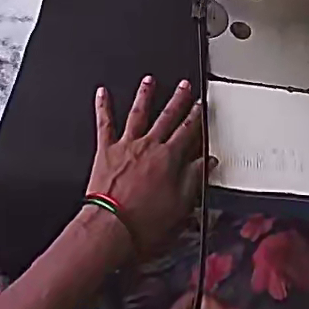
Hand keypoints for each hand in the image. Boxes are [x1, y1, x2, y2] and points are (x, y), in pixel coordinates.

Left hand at [87, 76, 204, 254]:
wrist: (112, 227)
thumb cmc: (144, 221)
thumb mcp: (181, 203)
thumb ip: (195, 178)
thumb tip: (207, 162)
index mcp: (169, 158)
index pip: (188, 131)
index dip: (196, 117)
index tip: (200, 106)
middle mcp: (149, 146)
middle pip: (167, 116)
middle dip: (178, 99)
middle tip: (184, 86)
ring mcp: (127, 145)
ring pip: (138, 113)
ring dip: (145, 95)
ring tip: (149, 81)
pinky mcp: (106, 151)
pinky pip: (105, 124)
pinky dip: (102, 107)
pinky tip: (101, 93)